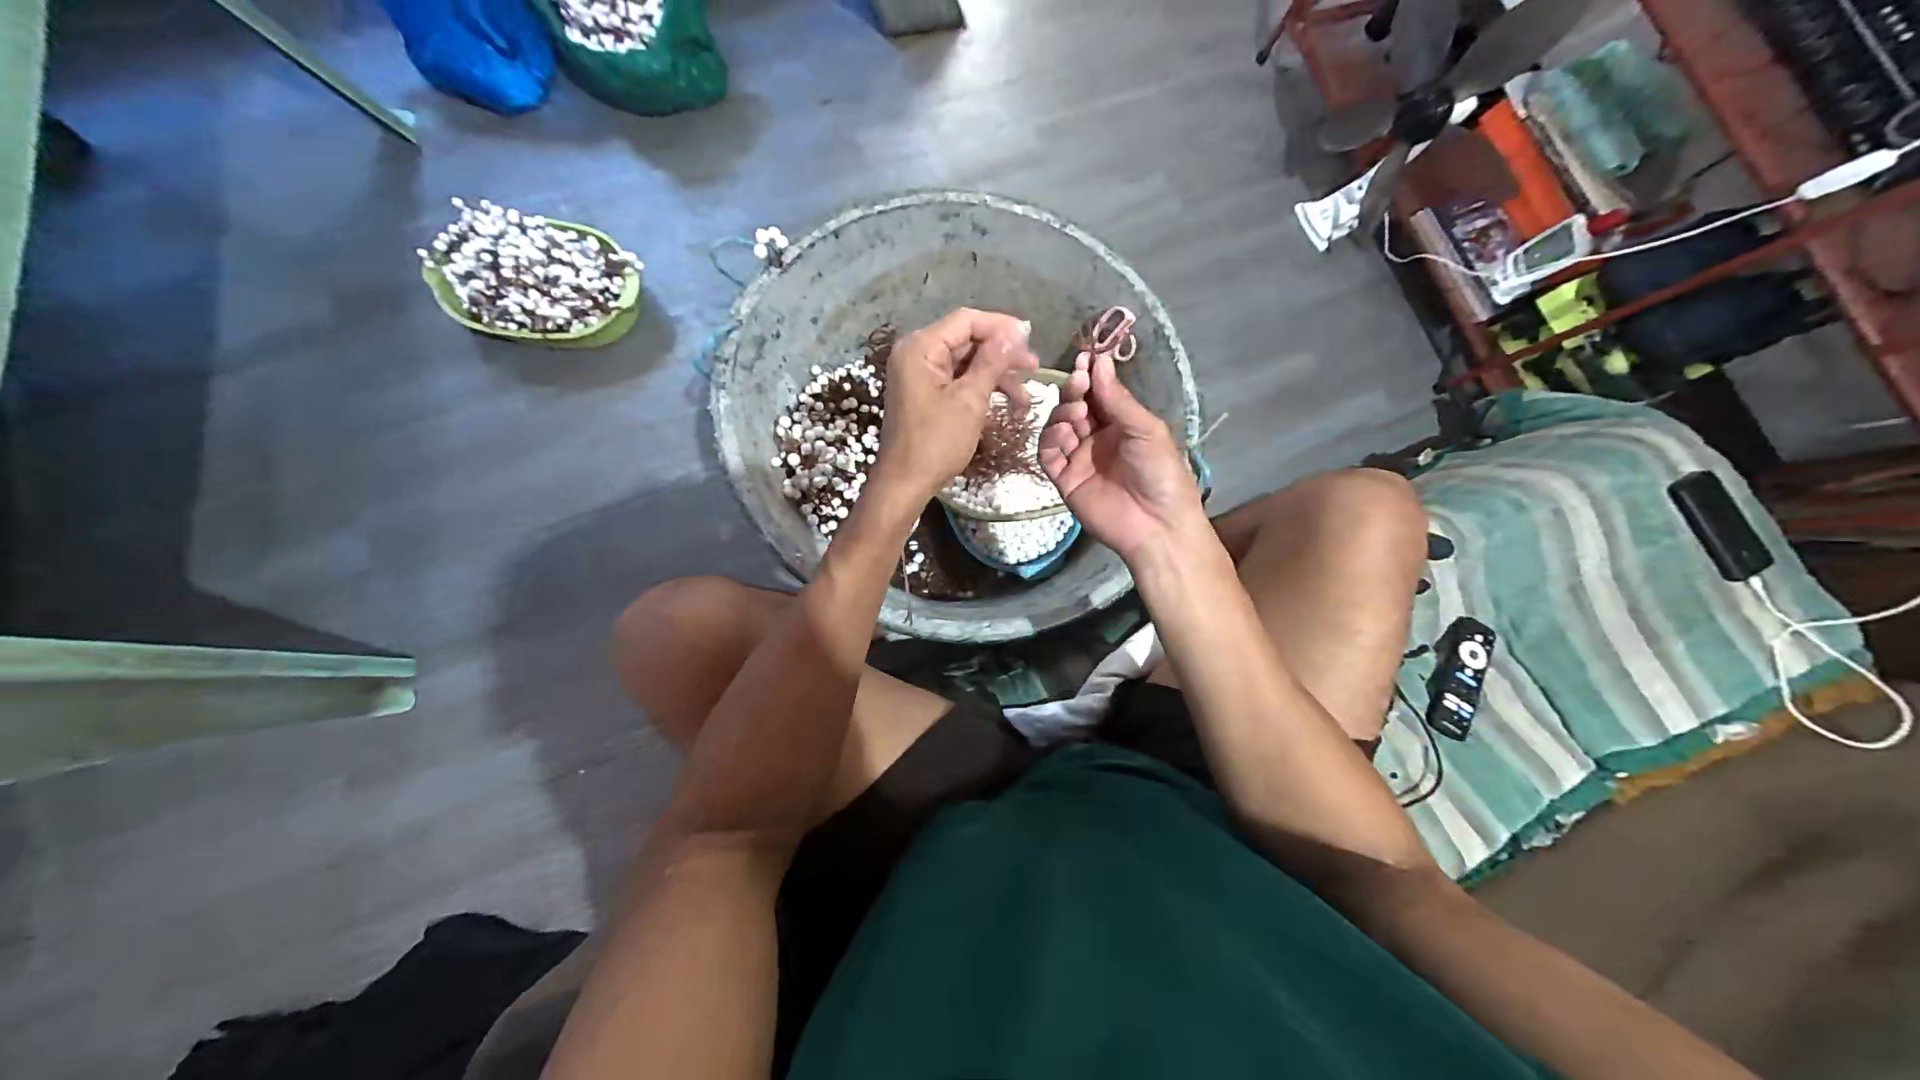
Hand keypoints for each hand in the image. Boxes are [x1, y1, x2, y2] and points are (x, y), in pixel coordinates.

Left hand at [871, 308, 1038, 501]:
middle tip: (1034, 367)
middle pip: (967, 339)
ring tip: (1026, 392)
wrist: (905, 483)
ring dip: (997, 373)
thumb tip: (1017, 330)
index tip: (1032, 339)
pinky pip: (957, 378)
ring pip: (966, 360)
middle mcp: (916, 353)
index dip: (1001, 327)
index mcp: (920, 348)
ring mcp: (919, 373)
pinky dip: (981, 386)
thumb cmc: (936, 442)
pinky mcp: (925, 391)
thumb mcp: (969, 400)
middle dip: (1002, 352)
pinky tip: (1008, 401)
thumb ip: (992, 361)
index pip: (966, 321)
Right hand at [1039, 349, 1207, 563]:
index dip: (1089, 376)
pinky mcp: (1064, 480)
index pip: (1097, 394)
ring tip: (1077, 413)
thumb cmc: (1161, 473)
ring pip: (1057, 427)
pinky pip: (1048, 455)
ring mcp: (1078, 459)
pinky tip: (1063, 434)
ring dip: (1062, 414)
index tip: (1084, 358)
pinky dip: (1050, 441)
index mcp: (1120, 424)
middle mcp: (1096, 438)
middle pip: (1074, 406)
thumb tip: (1100, 362)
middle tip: (1078, 383)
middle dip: (1074, 391)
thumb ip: (1118, 399)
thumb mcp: (1146, 429)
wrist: (1157, 524)